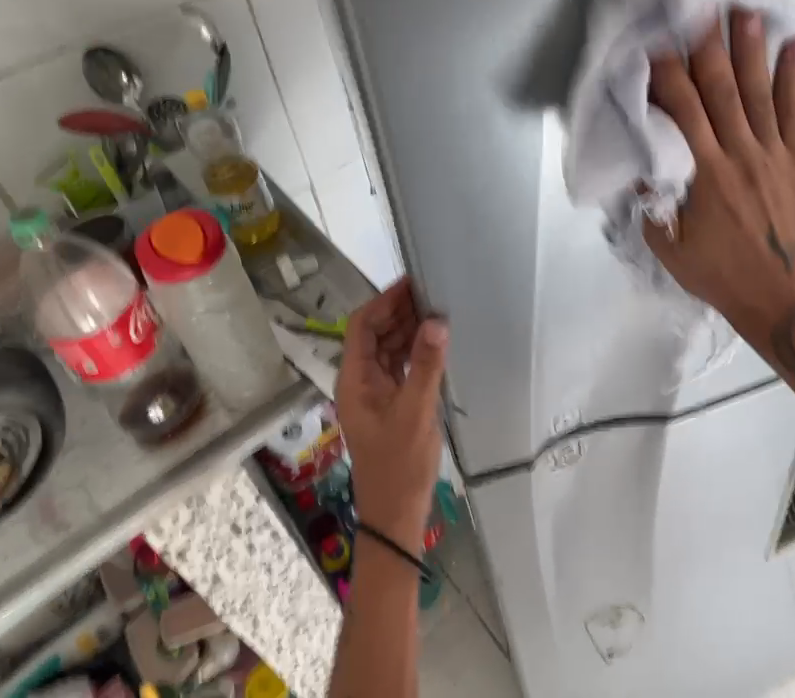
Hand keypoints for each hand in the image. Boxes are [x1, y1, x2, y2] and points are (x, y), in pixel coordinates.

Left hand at [337, 277, 447, 549]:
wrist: (396, 513)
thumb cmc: (399, 464)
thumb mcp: (415, 412)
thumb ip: (426, 365)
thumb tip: (437, 321)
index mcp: (354, 379)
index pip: (363, 326)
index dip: (385, 301)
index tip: (413, 282)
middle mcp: (360, 380)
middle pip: (375, 333)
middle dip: (399, 310)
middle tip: (433, 290)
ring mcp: (375, 393)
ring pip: (388, 348)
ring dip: (409, 328)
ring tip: (439, 308)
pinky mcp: (391, 403)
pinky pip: (400, 365)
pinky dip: (415, 350)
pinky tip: (437, 341)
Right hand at [644, 8, 794, 343]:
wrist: (774, 292)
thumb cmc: (713, 270)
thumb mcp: (666, 244)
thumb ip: (651, 199)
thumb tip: (639, 157)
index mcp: (706, 173)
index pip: (683, 111)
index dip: (668, 73)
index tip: (656, 40)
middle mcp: (740, 154)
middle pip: (721, 90)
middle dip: (709, 46)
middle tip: (701, 5)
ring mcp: (773, 154)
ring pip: (759, 92)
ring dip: (751, 49)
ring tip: (746, 9)